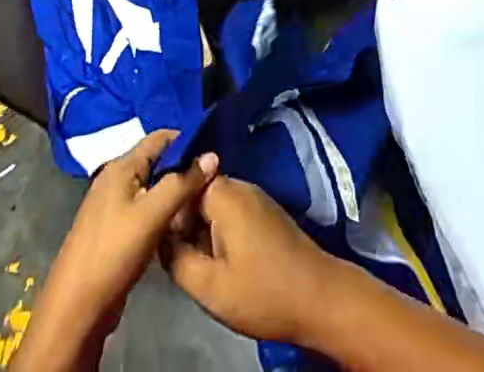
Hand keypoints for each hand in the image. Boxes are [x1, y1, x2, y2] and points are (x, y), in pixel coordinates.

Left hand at [15, 132, 217, 368]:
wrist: (77, 306)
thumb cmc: (114, 251)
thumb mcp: (152, 213)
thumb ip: (182, 182)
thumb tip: (212, 155)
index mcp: (120, 167)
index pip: (159, 138)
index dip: (187, 139)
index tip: (215, 150)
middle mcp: (115, 179)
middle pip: (156, 161)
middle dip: (184, 166)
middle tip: (215, 179)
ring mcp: (113, 205)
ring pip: (153, 187)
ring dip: (176, 190)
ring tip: (205, 199)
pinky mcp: (115, 229)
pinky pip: (146, 208)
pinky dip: (164, 209)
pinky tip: (181, 222)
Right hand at [160, 175, 341, 344]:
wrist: (322, 300)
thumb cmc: (263, 292)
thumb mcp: (208, 286)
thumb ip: (175, 258)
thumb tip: (161, 239)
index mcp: (223, 194)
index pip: (180, 184)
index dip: (167, 211)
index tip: (162, 240)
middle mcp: (240, 186)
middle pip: (197, 194)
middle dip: (184, 223)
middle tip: (181, 257)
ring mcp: (256, 198)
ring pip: (213, 206)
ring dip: (202, 230)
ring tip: (200, 263)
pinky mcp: (266, 214)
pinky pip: (231, 214)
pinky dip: (221, 233)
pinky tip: (223, 263)